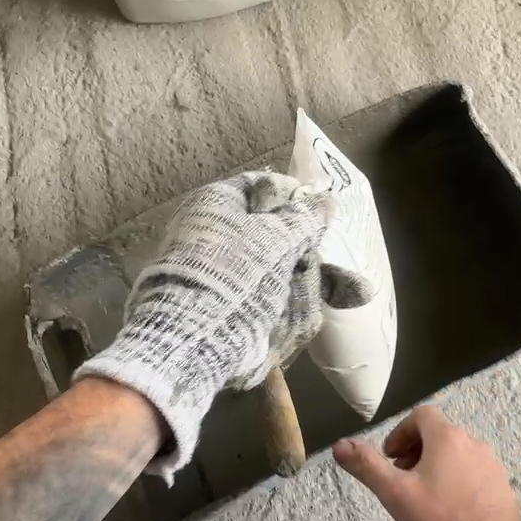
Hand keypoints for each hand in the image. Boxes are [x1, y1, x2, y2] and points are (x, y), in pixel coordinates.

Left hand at [73, 171, 332, 476]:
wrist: (195, 334)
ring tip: (312, 282)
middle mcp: (203, 227)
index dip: (290, 195)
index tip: (316, 214)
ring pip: (257, 258)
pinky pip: (247, 286)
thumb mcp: (278, 238)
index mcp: (214, 201)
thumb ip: (304, 218)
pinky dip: (269, 293)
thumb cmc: (236, 272)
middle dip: (291, 239)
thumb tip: (325, 201)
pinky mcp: (208, 295)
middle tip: (317, 252)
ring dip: (285, 269)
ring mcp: (203, 263)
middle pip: (259, 224)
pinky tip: (290, 305)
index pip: (258, 185)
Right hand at [333, 407, 520, 520]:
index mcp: (448, 438)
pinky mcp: (503, 489)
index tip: (391, 460)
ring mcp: (492, 466)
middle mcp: (474, 444)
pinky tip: (449, 514)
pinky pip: (473, 474)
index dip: (401, 432)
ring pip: (456, 455)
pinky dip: (456, 482)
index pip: (421, 415)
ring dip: (435, 467)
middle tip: (402, 480)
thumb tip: (339, 445)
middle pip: (439, 434)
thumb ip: (368, 467)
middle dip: (415, 451)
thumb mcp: (396, 496)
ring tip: (423, 499)